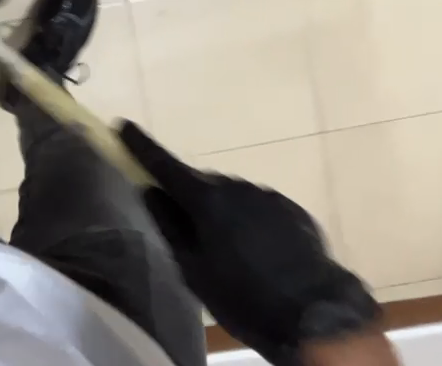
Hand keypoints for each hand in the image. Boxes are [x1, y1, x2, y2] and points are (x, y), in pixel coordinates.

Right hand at [120, 123, 380, 365]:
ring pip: (231, 196)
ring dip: (223, 212)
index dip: (141, 145)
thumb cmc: (245, 298)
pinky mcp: (291, 209)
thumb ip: (169, 227)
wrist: (318, 316)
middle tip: (189, 229)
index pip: (163, 163)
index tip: (124, 125)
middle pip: (200, 184)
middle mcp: (234, 186)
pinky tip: (259, 252)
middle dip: (190, 198)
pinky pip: (259, 208)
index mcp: (205, 199)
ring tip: (230, 250)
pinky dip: (250, 222)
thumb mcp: (195, 272)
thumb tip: (150, 192)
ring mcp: (265, 195)